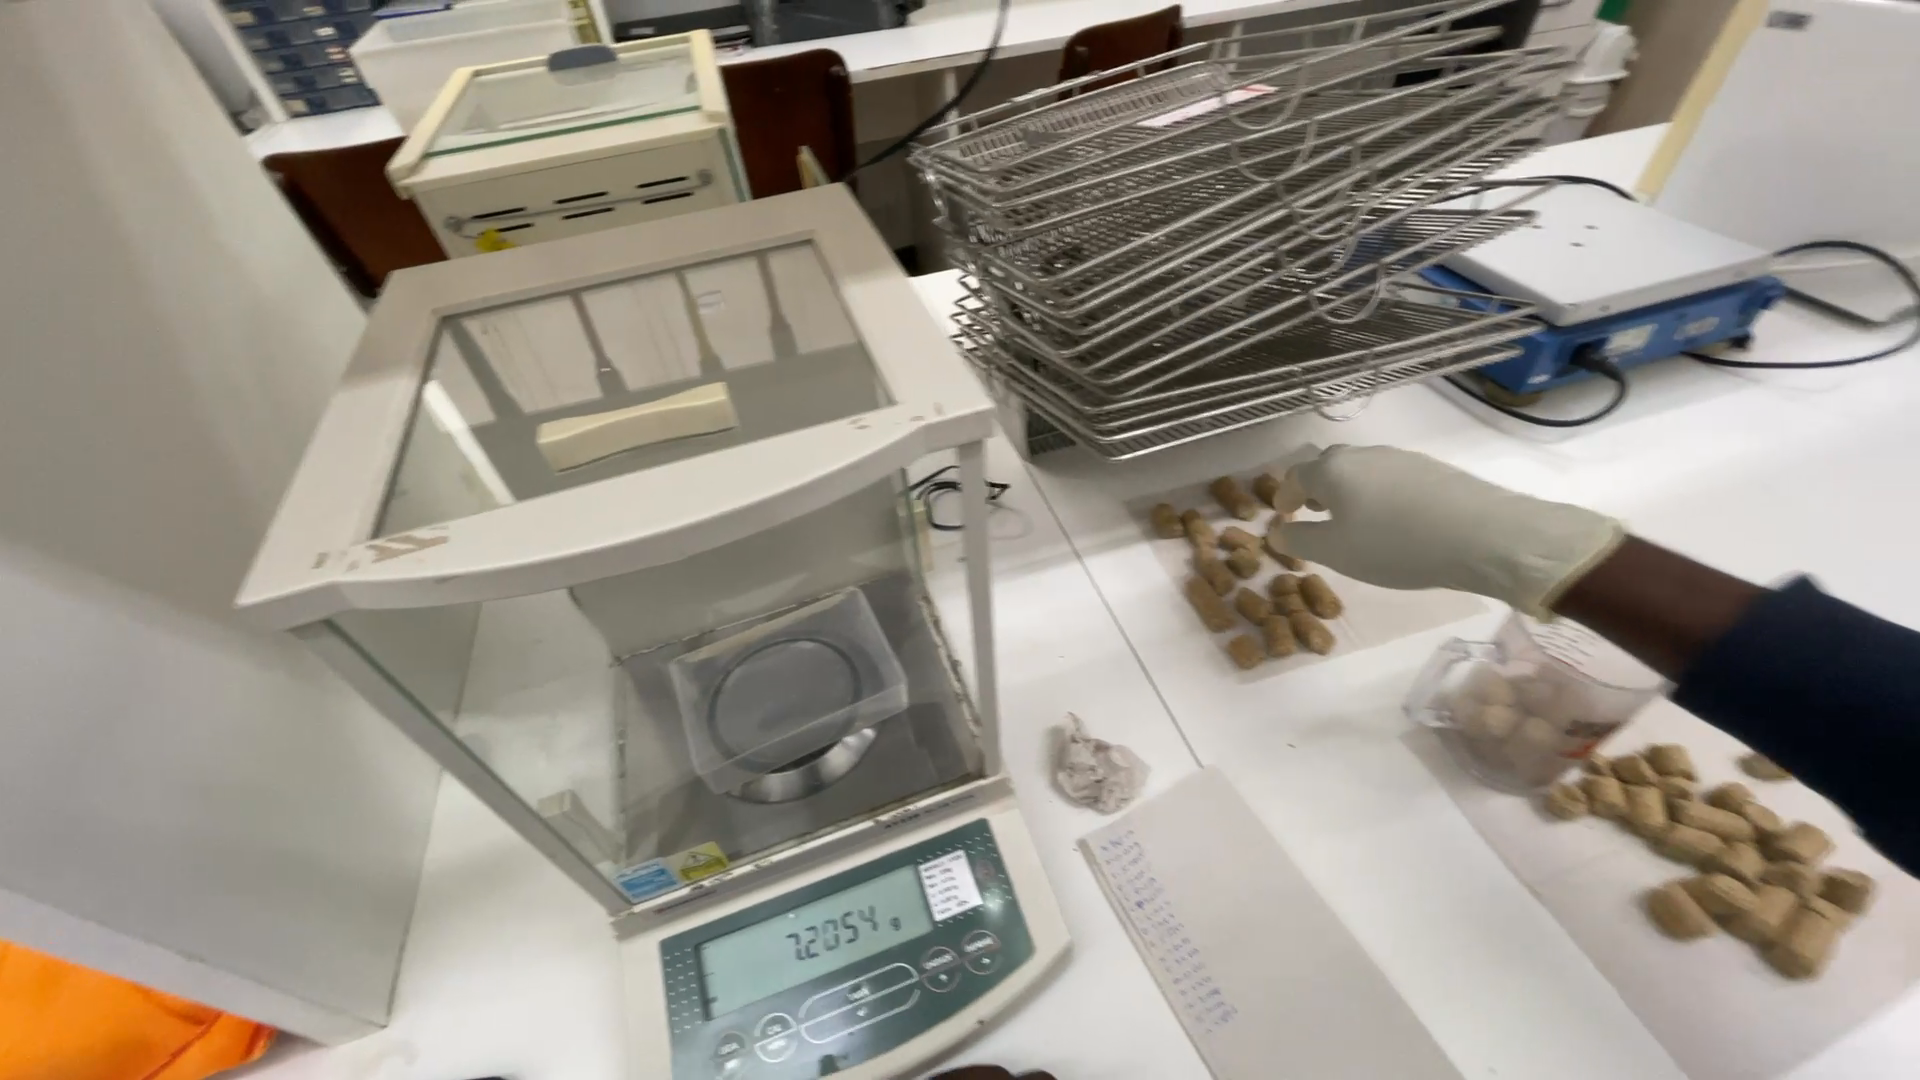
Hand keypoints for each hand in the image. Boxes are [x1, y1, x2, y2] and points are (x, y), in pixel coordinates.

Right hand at [1268, 445, 1623, 617]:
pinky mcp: (1433, 469)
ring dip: (1349, 490)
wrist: (1485, 536)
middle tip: (1315, 513)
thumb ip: (1298, 539)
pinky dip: (1379, 494)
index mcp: (1332, 470)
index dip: (1284, 496)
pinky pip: (1391, 477)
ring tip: (1354, 520)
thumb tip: (1278, 529)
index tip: (1282, 515)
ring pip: (1362, 470)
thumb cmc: (1394, 545)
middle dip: (1316, 487)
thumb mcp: (1334, 552)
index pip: (1295, 476)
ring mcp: (1401, 458)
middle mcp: (1363, 454)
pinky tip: (1393, 520)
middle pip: (1328, 465)